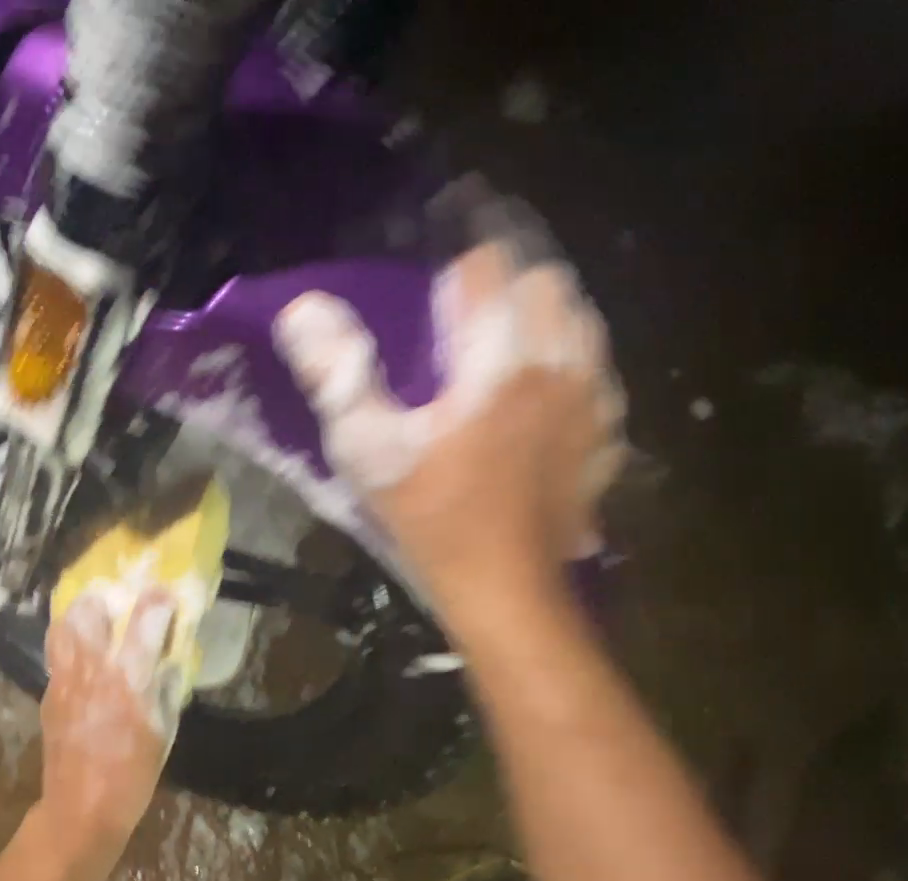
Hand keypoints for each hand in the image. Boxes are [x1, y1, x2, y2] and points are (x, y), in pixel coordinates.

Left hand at [38, 588, 182, 846]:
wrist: (81, 809)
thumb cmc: (133, 776)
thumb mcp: (164, 732)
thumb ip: (164, 688)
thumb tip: (168, 658)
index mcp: (128, 681)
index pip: (144, 623)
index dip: (157, 602)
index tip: (164, 593)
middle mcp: (92, 670)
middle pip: (88, 611)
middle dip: (104, 599)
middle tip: (118, 606)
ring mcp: (63, 680)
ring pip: (63, 627)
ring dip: (80, 617)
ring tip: (95, 624)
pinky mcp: (47, 693)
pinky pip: (57, 655)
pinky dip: (71, 647)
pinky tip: (84, 663)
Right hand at [272, 184, 625, 607]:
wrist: (505, 589)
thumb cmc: (430, 515)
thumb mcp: (367, 448)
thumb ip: (337, 372)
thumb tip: (302, 307)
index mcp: (498, 360)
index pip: (488, 270)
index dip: (458, 265)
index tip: (432, 284)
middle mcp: (558, 365)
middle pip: (546, 283)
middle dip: (506, 284)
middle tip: (464, 312)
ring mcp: (592, 401)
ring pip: (582, 321)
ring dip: (544, 316)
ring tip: (504, 340)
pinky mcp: (605, 435)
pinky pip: (598, 371)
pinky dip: (571, 363)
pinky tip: (542, 392)